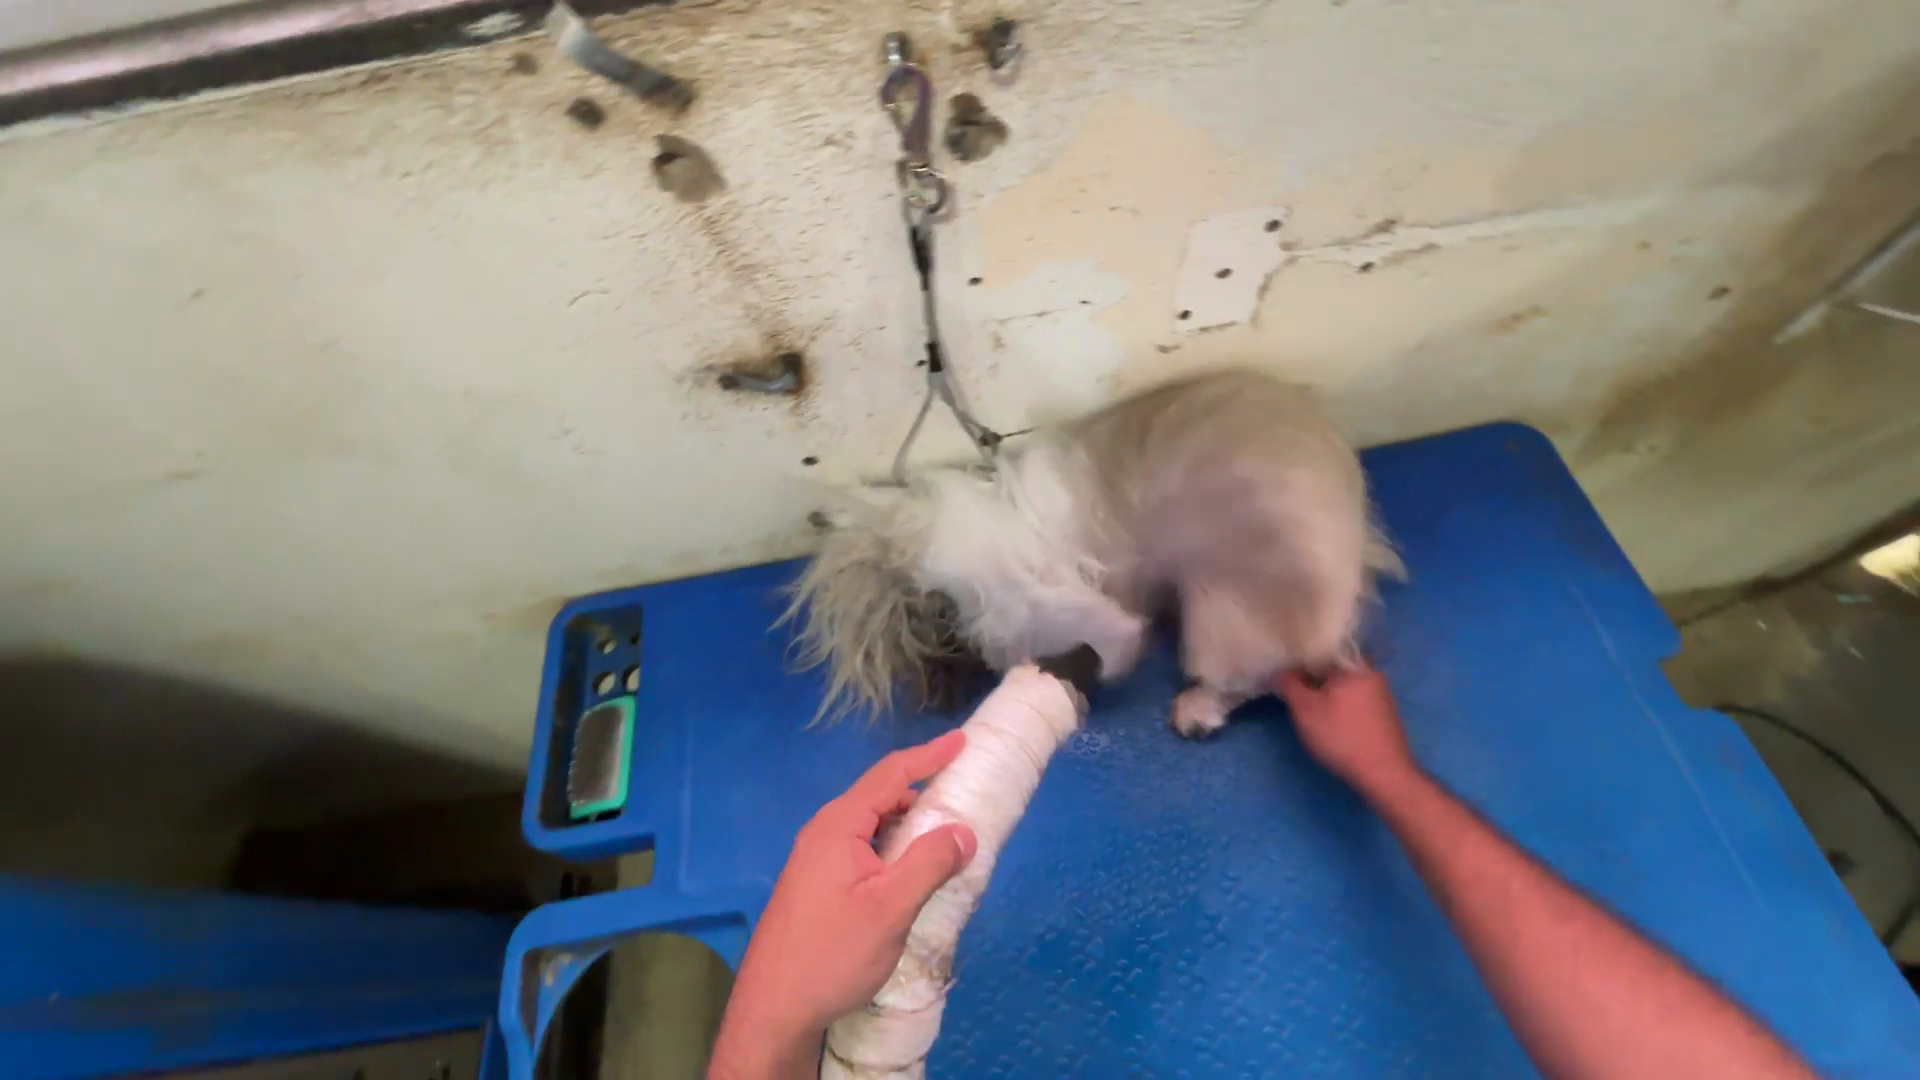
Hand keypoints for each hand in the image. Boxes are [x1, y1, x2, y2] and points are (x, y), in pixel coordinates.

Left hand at [710, 732, 977, 1077]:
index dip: (929, 755)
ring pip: (873, 824)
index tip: (962, 740)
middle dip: (922, 791)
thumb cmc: (831, 954)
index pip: (891, 774)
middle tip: (962, 796)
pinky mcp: (819, 881)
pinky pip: (864, 846)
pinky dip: (893, 846)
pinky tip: (911, 870)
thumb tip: (963, 831)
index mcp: (840, 824)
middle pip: (882, 796)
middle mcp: (826, 830)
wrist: (772, 1010)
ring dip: (908, 824)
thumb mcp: (890, 909)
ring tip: (945, 836)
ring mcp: (819, 856)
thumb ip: (928, 864)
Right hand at [1274, 665, 1418, 798]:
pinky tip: (1327, 718)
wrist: (1384, 774)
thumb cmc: (1341, 736)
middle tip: (1289, 688)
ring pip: (1343, 683)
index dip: (1298, 657)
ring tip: (1305, 704)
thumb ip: (1289, 684)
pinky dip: (1338, 702)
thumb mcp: (1304, 709)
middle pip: (1332, 666)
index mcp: (1354, 665)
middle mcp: (1371, 674)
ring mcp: (1380, 694)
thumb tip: (1280, 671)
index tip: (1282, 669)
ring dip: (1324, 691)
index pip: (1321, 649)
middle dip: (1310, 676)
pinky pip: (1354, 697)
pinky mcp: (1383, 713)